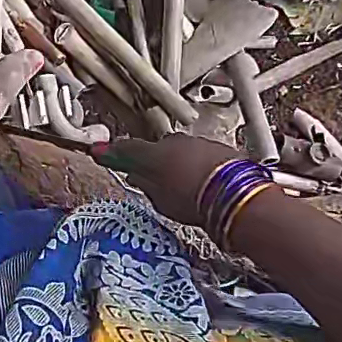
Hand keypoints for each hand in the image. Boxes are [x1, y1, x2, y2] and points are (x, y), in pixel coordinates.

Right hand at [93, 135, 240, 225]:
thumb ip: (143, 183)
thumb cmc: (194, 200)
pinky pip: (201, 157)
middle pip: (157, 149)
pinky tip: (203, 186)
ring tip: (183, 189)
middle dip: (154, 162)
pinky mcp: (222, 150)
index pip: (127, 149)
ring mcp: (200, 143)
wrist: (240, 199)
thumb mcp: (159, 199)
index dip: (113, 153)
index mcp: (154, 151)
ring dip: (178, 164)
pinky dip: (198, 167)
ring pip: (181, 152)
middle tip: (154, 182)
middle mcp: (176, 141)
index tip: (101, 153)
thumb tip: (134, 176)